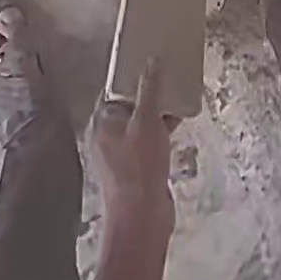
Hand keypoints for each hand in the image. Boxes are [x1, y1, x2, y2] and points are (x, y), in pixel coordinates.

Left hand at [90, 60, 176, 235]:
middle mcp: (107, 135)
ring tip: (175, 96)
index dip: (130, 76)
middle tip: (166, 77)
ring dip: (156, 111)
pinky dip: (161, 130)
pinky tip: (179, 122)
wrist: (143, 218)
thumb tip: (152, 61)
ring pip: (140, 123)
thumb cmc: (139, 165)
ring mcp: (122, 153)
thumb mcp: (146, 121)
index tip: (148, 63)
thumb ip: (149, 90)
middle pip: (127, 105)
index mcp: (101, 122)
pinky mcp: (137, 167)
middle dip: (146, 93)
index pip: (113, 90)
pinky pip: (149, 140)